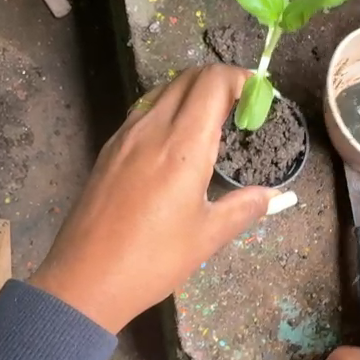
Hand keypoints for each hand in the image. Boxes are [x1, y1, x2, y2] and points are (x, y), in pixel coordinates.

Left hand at [30, 65, 278, 332]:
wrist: (84, 280)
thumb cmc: (152, 260)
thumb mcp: (207, 236)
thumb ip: (245, 207)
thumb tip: (275, 196)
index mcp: (182, 145)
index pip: (214, 82)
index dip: (242, 79)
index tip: (259, 97)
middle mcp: (151, 129)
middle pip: (189, 78)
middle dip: (220, 81)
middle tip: (241, 108)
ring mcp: (124, 136)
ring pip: (162, 92)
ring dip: (191, 93)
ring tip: (211, 123)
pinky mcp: (108, 150)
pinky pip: (142, 112)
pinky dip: (167, 110)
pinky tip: (175, 142)